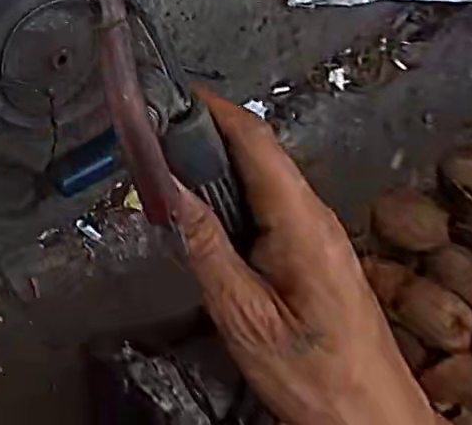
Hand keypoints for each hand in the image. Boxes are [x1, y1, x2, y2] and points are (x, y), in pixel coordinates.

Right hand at [176, 91, 436, 424]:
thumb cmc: (314, 379)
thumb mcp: (244, 315)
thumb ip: (204, 244)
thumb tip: (165, 184)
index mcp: (301, 222)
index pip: (255, 139)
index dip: (212, 106)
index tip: (168, 92)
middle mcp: (315, 215)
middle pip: (258, 147)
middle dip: (205, 125)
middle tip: (153, 123)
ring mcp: (319, 231)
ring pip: (262, 170)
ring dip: (215, 153)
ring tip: (165, 152)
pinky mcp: (315, 248)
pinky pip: (267, 195)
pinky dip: (229, 180)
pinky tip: (200, 195)